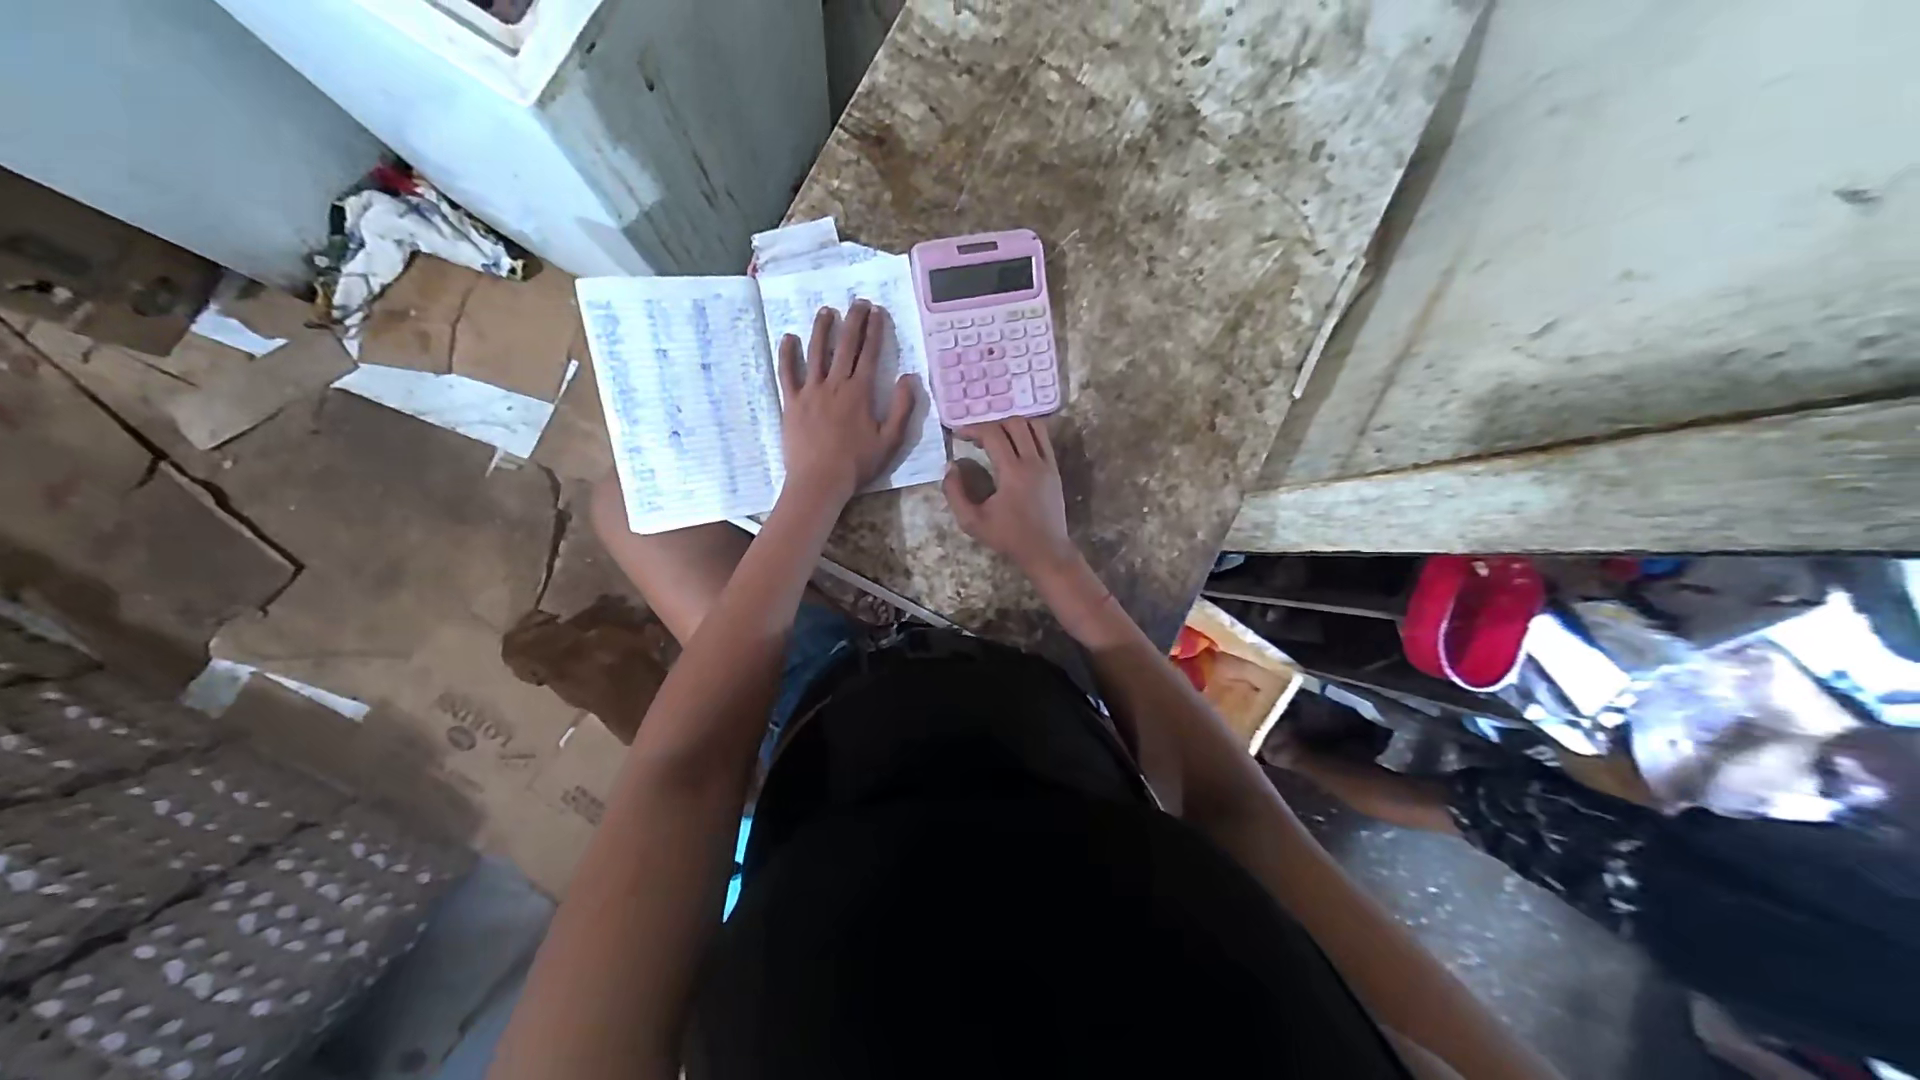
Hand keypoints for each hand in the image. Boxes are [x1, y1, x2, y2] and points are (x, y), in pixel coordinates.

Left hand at [777, 300, 916, 507]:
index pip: (870, 353)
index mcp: (860, 392)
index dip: (875, 330)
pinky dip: (787, 354)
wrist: (819, 481)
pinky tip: (788, 338)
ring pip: (816, 352)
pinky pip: (787, 372)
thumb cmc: (857, 464)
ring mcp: (810, 391)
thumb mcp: (890, 440)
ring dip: (822, 329)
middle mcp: (835, 384)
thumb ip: (903, 408)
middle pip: (845, 345)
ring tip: (826, 310)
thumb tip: (910, 378)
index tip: (877, 311)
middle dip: (853, 321)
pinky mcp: (791, 402)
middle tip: (858, 303)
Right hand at [942, 418, 1081, 580]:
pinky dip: (1028, 432)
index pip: (993, 434)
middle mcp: (1033, 461)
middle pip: (1014, 423)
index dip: (973, 428)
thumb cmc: (1008, 537)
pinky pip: (1043, 438)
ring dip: (1012, 424)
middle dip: (991, 424)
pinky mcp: (1055, 469)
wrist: (1046, 550)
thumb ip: (955, 493)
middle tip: (976, 437)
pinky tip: (1014, 444)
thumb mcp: (972, 521)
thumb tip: (950, 467)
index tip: (958, 434)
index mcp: (1013, 472)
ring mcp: (1048, 463)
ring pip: (1033, 425)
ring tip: (996, 437)